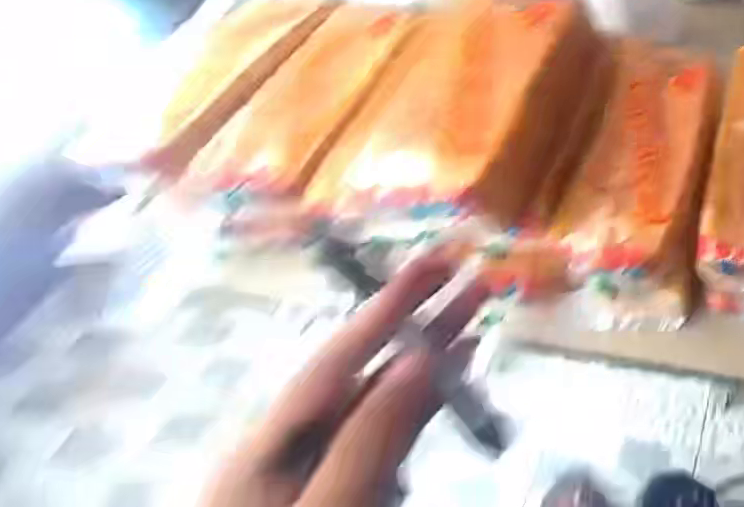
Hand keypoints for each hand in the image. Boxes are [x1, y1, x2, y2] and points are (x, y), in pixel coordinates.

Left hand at [201, 255, 486, 506]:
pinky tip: (451, 378)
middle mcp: (289, 447)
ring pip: (379, 393)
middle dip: (418, 317)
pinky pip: (386, 430)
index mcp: (268, 449)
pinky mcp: (340, 489)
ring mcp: (313, 469)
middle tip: (470, 272)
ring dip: (428, 349)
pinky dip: (423, 397)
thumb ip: (369, 439)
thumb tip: (419, 358)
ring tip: (475, 312)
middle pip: (361, 366)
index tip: (436, 259)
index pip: (335, 358)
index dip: (388, 304)